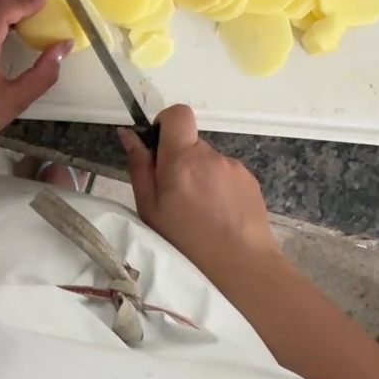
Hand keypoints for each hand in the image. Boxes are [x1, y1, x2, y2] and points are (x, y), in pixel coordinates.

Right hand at [118, 104, 277, 267]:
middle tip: (174, 197)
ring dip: (199, 177)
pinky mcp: (250, 180)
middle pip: (190, 143)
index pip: (178, 114)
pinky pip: (225, 175)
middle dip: (179, 161)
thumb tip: (128, 134)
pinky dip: (217, 188)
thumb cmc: (184, 239)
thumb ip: (139, 167)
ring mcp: (234, 167)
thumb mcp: (149, 208)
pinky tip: (217, 215)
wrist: (241, 264)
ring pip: (207, 161)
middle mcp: (211, 155)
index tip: (158, 148)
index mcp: (182, 159)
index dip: (166, 123)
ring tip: (198, 211)